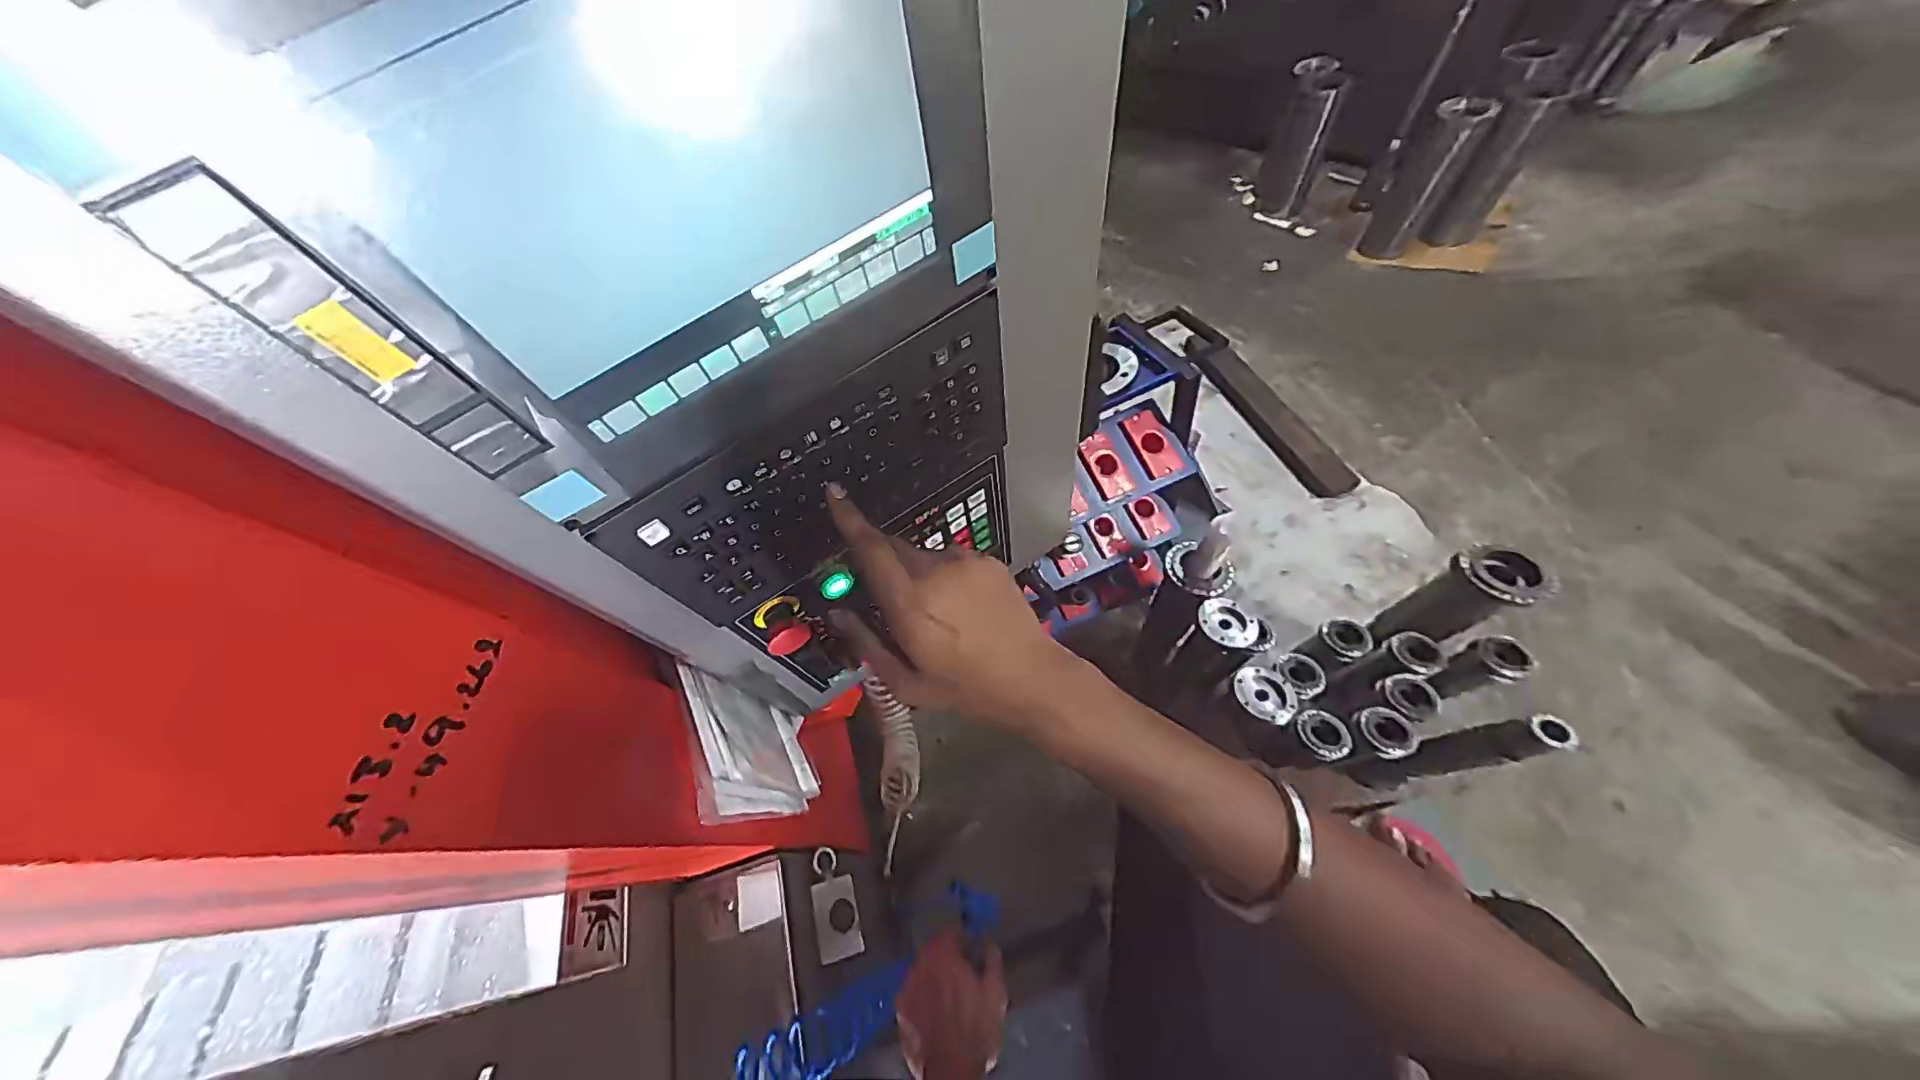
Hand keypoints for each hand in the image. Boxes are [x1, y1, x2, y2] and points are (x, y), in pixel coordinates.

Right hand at [825, 485, 1081, 728]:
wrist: (1031, 676)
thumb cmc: (970, 687)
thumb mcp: (907, 682)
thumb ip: (866, 644)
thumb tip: (841, 617)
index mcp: (910, 604)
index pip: (871, 548)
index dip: (848, 518)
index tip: (837, 495)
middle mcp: (937, 573)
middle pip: (894, 548)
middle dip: (885, 566)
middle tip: (897, 605)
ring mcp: (966, 563)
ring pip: (924, 555)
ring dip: (919, 575)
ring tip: (940, 615)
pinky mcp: (988, 561)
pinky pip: (953, 559)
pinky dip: (948, 576)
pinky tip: (962, 607)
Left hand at [896, 928, 1006, 1079]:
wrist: (950, 1070)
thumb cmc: (976, 1028)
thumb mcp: (995, 993)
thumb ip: (991, 961)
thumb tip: (987, 943)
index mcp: (943, 955)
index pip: (950, 932)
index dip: (963, 940)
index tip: (972, 951)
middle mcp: (920, 964)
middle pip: (933, 950)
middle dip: (946, 956)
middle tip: (962, 972)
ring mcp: (906, 988)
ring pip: (921, 971)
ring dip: (933, 975)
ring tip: (948, 994)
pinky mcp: (900, 1011)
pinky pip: (913, 993)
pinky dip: (923, 995)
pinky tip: (934, 1010)